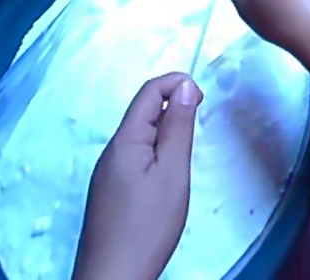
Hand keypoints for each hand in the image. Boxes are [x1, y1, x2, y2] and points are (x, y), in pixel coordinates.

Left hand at [72, 73, 200, 279]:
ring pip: (139, 135)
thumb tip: (186, 85)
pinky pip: (133, 155)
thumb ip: (179, 127)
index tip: (202, 95)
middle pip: (142, 111)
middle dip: (171, 105)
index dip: (175, 83)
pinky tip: (165, 174)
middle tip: (198, 119)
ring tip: (184, 149)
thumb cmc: (147, 227)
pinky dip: (153, 150)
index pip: (149, 91)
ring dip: (163, 129)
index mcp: (125, 138)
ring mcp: (107, 172)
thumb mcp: (172, 173)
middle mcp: (112, 148)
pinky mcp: (108, 192)